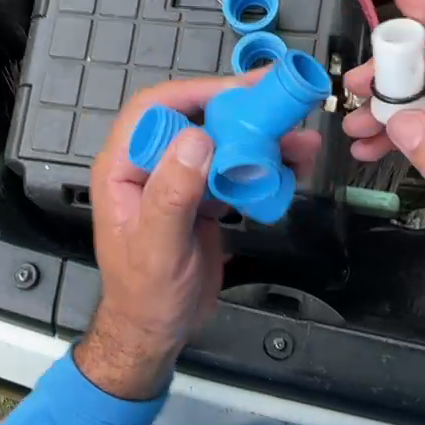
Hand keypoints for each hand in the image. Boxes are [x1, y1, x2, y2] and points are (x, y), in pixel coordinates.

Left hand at [81, 74, 321, 399]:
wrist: (158, 331)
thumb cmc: (144, 295)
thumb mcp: (157, 247)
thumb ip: (172, 194)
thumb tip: (198, 139)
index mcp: (123, 167)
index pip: (153, 110)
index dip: (195, 93)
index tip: (239, 93)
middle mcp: (150, 165)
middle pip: (194, 118)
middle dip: (239, 109)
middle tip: (281, 102)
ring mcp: (179, 180)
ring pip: (221, 143)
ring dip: (261, 139)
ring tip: (301, 143)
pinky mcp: (204, 197)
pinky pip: (235, 171)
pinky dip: (264, 168)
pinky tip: (293, 168)